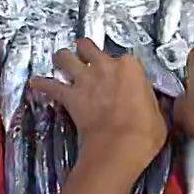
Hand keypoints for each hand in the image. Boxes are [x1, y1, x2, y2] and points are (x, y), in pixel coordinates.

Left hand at [30, 39, 165, 176]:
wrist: (119, 146)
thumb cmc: (144, 132)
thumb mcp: (157, 112)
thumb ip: (147, 99)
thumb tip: (144, 101)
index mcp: (130, 67)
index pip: (124, 58)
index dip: (120, 68)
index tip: (119, 77)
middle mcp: (105, 66)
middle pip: (88, 47)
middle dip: (84, 50)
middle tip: (83, 57)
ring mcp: (85, 80)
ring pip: (64, 57)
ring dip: (61, 59)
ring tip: (60, 62)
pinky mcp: (69, 96)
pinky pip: (50, 85)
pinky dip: (41, 84)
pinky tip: (35, 82)